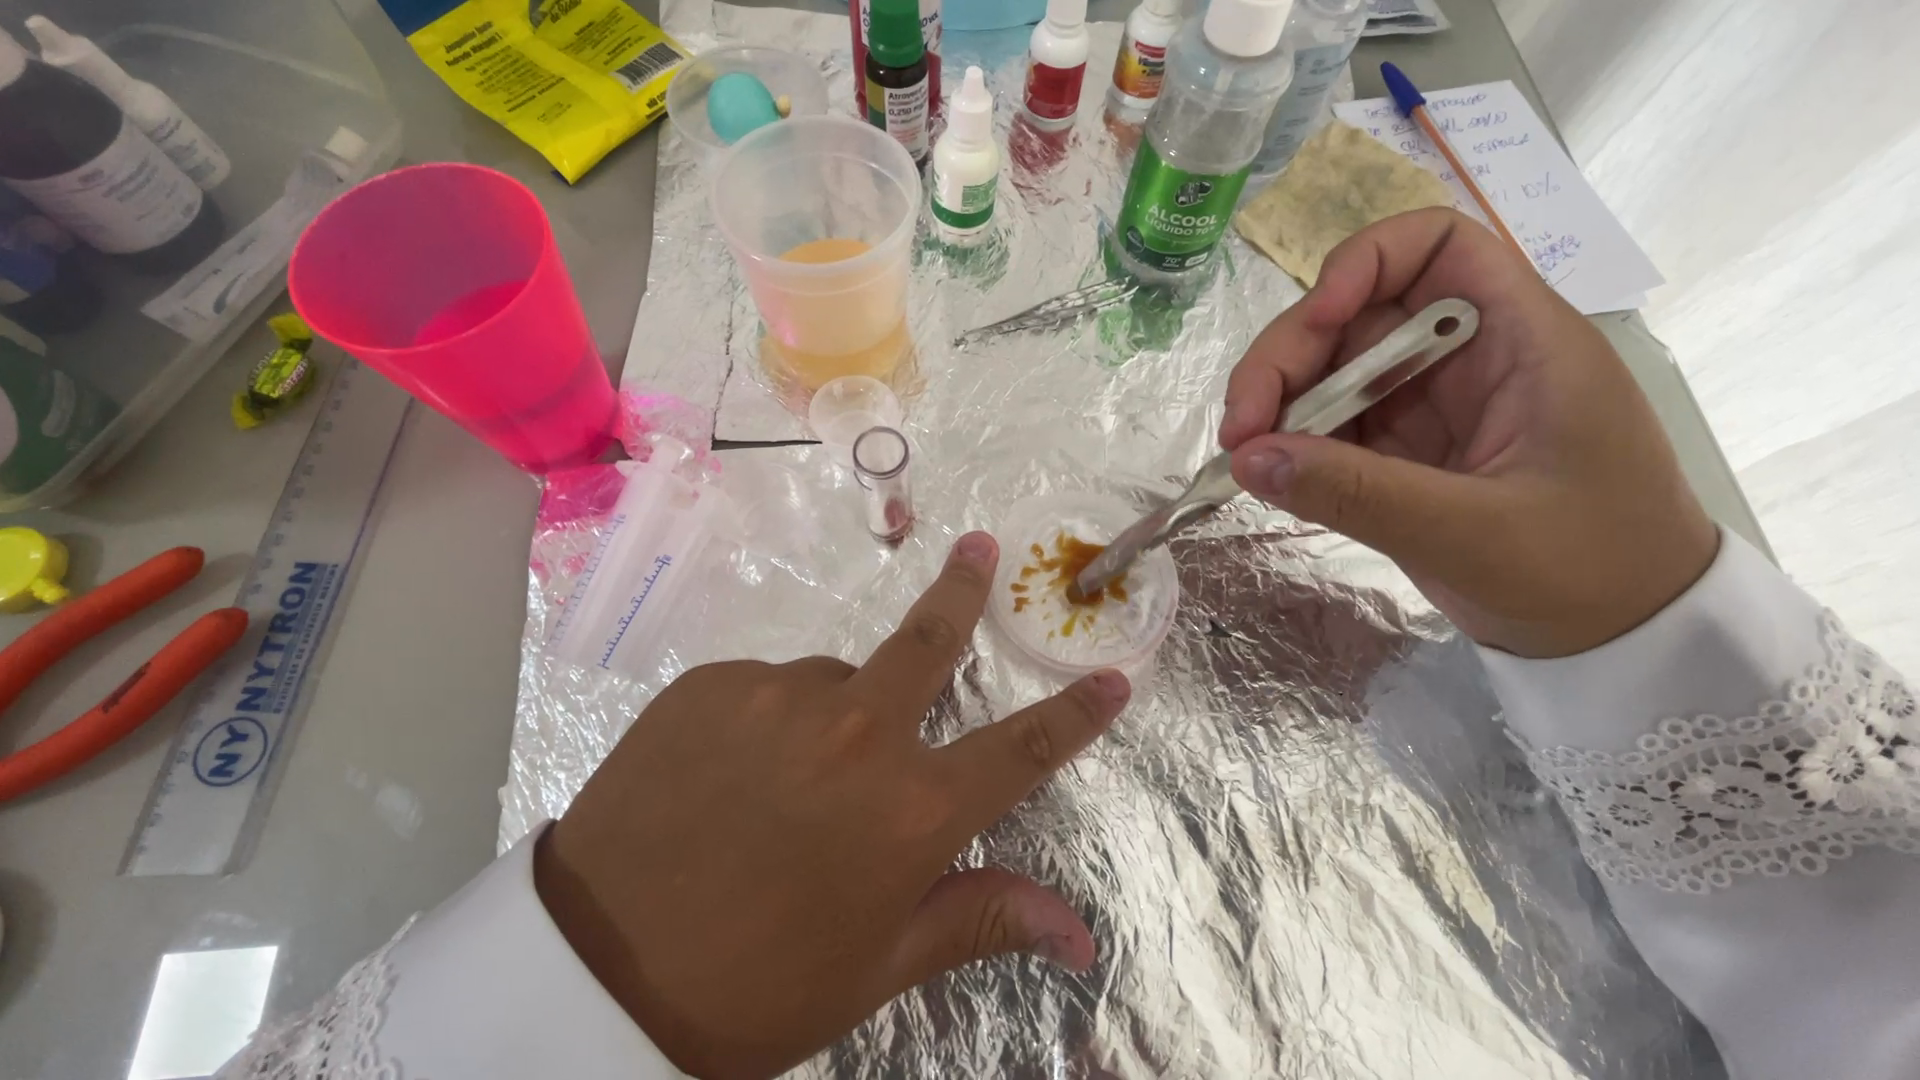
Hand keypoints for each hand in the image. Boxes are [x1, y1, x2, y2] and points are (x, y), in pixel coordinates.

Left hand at [533, 533, 1131, 1078]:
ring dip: (836, 713)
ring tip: (786, 784)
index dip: (1075, 715)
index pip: (1020, 749)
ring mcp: (778, 696)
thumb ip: (980, 918)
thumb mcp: (878, 963)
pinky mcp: (712, 683)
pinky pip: (766, 687)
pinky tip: (731, 771)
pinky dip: (768, 718)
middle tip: (977, 550)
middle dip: (961, 592)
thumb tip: (1082, 935)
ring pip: (835, 681)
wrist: (594, 971)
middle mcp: (856, 734)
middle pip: (928, 642)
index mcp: (910, 811)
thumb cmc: (755, 985)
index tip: (1112, 677)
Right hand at [1219, 208, 1717, 657]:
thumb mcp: (1471, 532)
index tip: (1316, 323)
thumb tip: (1247, 459)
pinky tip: (1270, 478)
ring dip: (1279, 405)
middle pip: (1356, 314)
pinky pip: (1334, 428)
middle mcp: (1466, 359)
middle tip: (1240, 429)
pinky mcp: (1406, 454)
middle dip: (1287, 357)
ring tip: (1244, 459)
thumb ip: (1357, 493)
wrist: (1627, 636)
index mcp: (1518, 340)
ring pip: (1333, 371)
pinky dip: (1294, 447)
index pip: (1437, 246)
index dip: (1363, 263)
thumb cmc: (1588, 570)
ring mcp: (1431, 408)